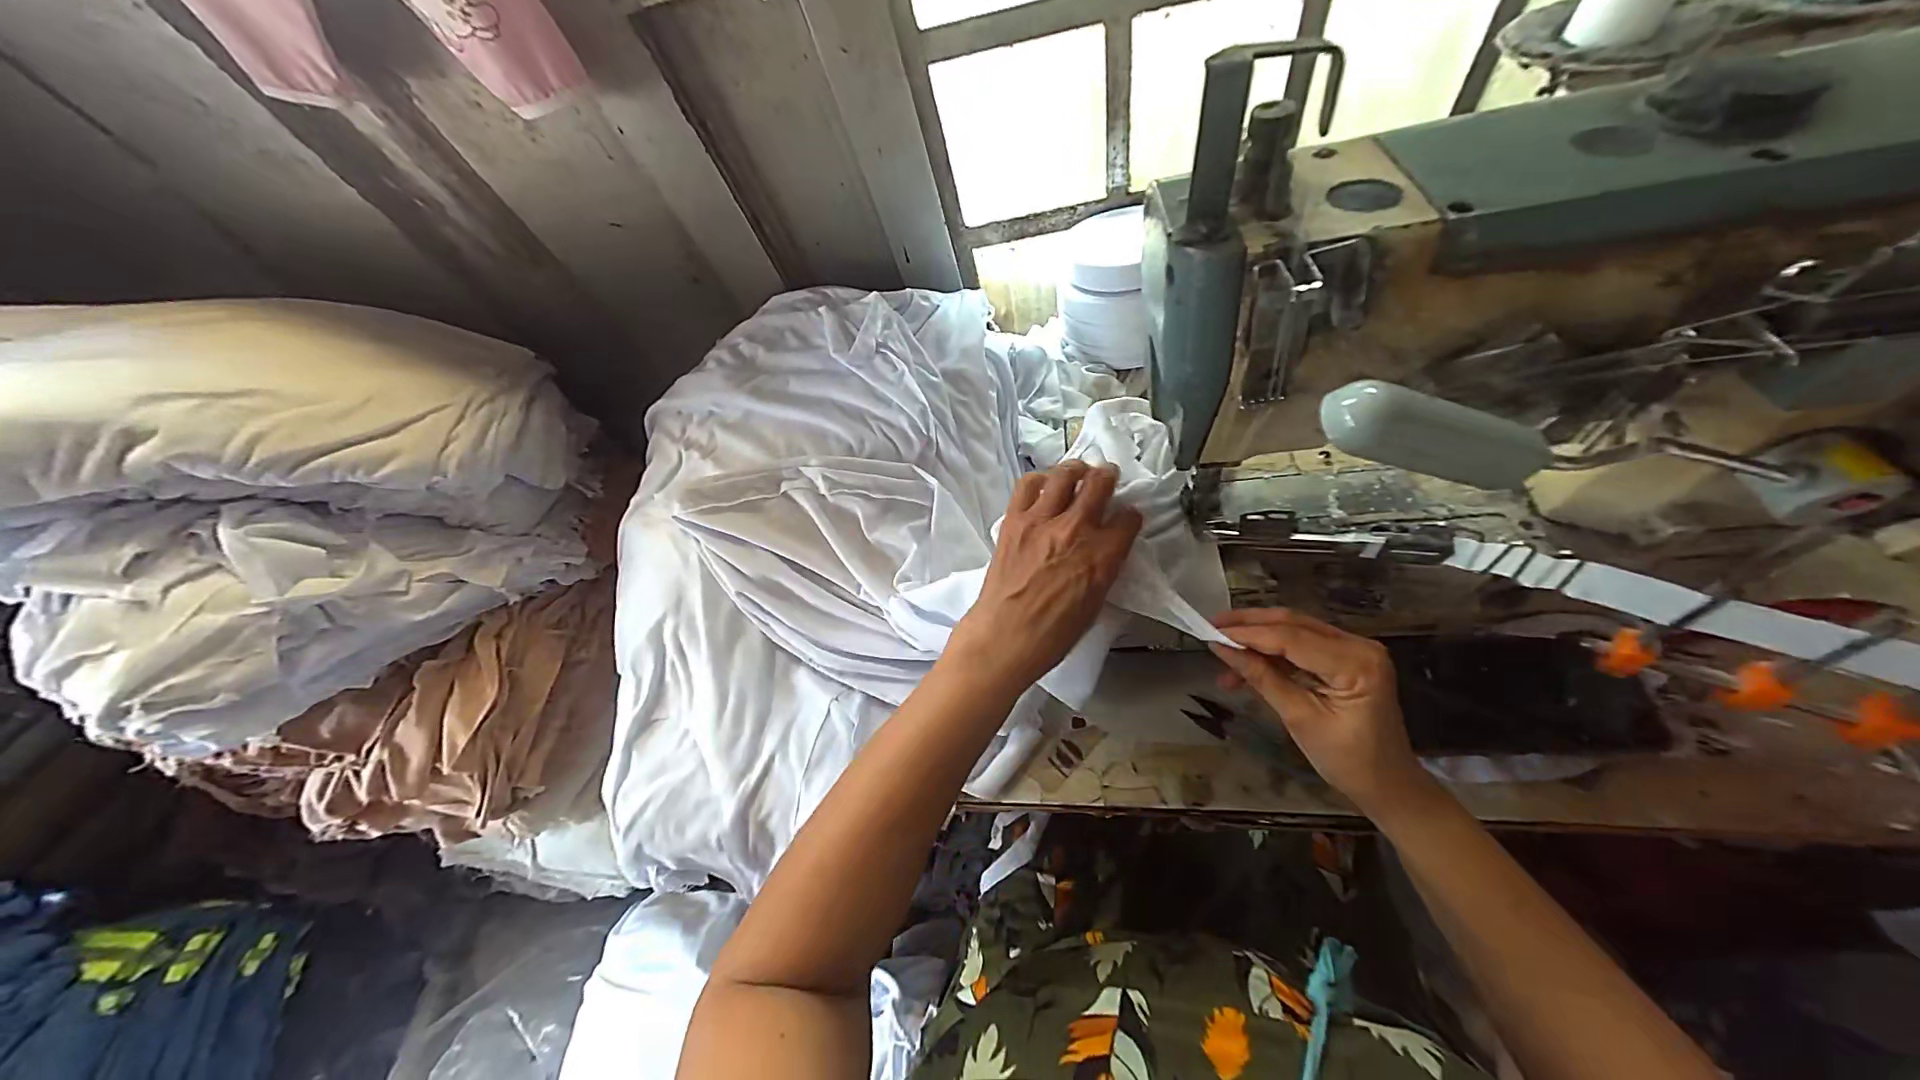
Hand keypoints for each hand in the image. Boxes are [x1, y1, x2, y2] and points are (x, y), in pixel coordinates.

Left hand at [948, 462, 1142, 691]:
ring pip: (1065, 475)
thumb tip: (1107, 552)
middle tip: (1107, 476)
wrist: (1006, 636)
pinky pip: (1028, 485)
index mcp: (1104, 556)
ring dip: (1076, 470)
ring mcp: (1042, 521)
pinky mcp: (1014, 521)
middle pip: (1100, 483)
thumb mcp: (1096, 603)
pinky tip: (1045, 486)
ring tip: (1078, 472)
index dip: (1130, 516)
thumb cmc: (1053, 634)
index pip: (1128, 519)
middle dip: (1108, 477)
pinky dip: (1040, 480)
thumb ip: (1105, 569)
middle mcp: (1076, 530)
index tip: (1126, 517)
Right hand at [1208, 609, 1429, 815]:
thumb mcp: (1299, 719)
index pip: (1291, 638)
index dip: (1247, 634)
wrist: (1387, 783)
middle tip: (1211, 627)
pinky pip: (1301, 645)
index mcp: (1357, 662)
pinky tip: (1245, 664)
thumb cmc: (1348, 760)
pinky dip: (1271, 653)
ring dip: (1256, 639)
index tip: (1210, 632)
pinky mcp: (1344, 657)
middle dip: (1249, 625)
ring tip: (1221, 651)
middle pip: (1293, 624)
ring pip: (1294, 630)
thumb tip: (1222, 649)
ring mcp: (1354, 649)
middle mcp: (1359, 645)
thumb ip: (1261, 678)